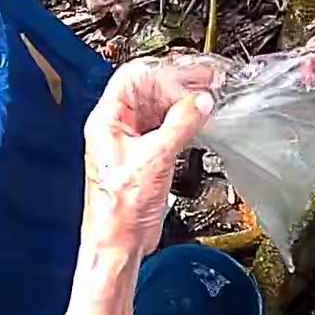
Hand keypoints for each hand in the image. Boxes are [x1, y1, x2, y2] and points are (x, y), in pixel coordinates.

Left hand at [81, 59, 216, 254]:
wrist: (120, 243)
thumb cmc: (120, 209)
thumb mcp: (154, 159)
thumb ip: (180, 125)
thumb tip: (201, 102)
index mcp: (106, 122)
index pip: (132, 77)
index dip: (162, 71)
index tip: (190, 72)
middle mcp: (116, 128)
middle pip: (148, 90)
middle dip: (178, 84)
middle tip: (207, 82)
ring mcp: (131, 142)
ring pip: (158, 109)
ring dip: (183, 103)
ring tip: (208, 99)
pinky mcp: (146, 157)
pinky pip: (166, 129)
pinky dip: (184, 122)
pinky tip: (200, 121)